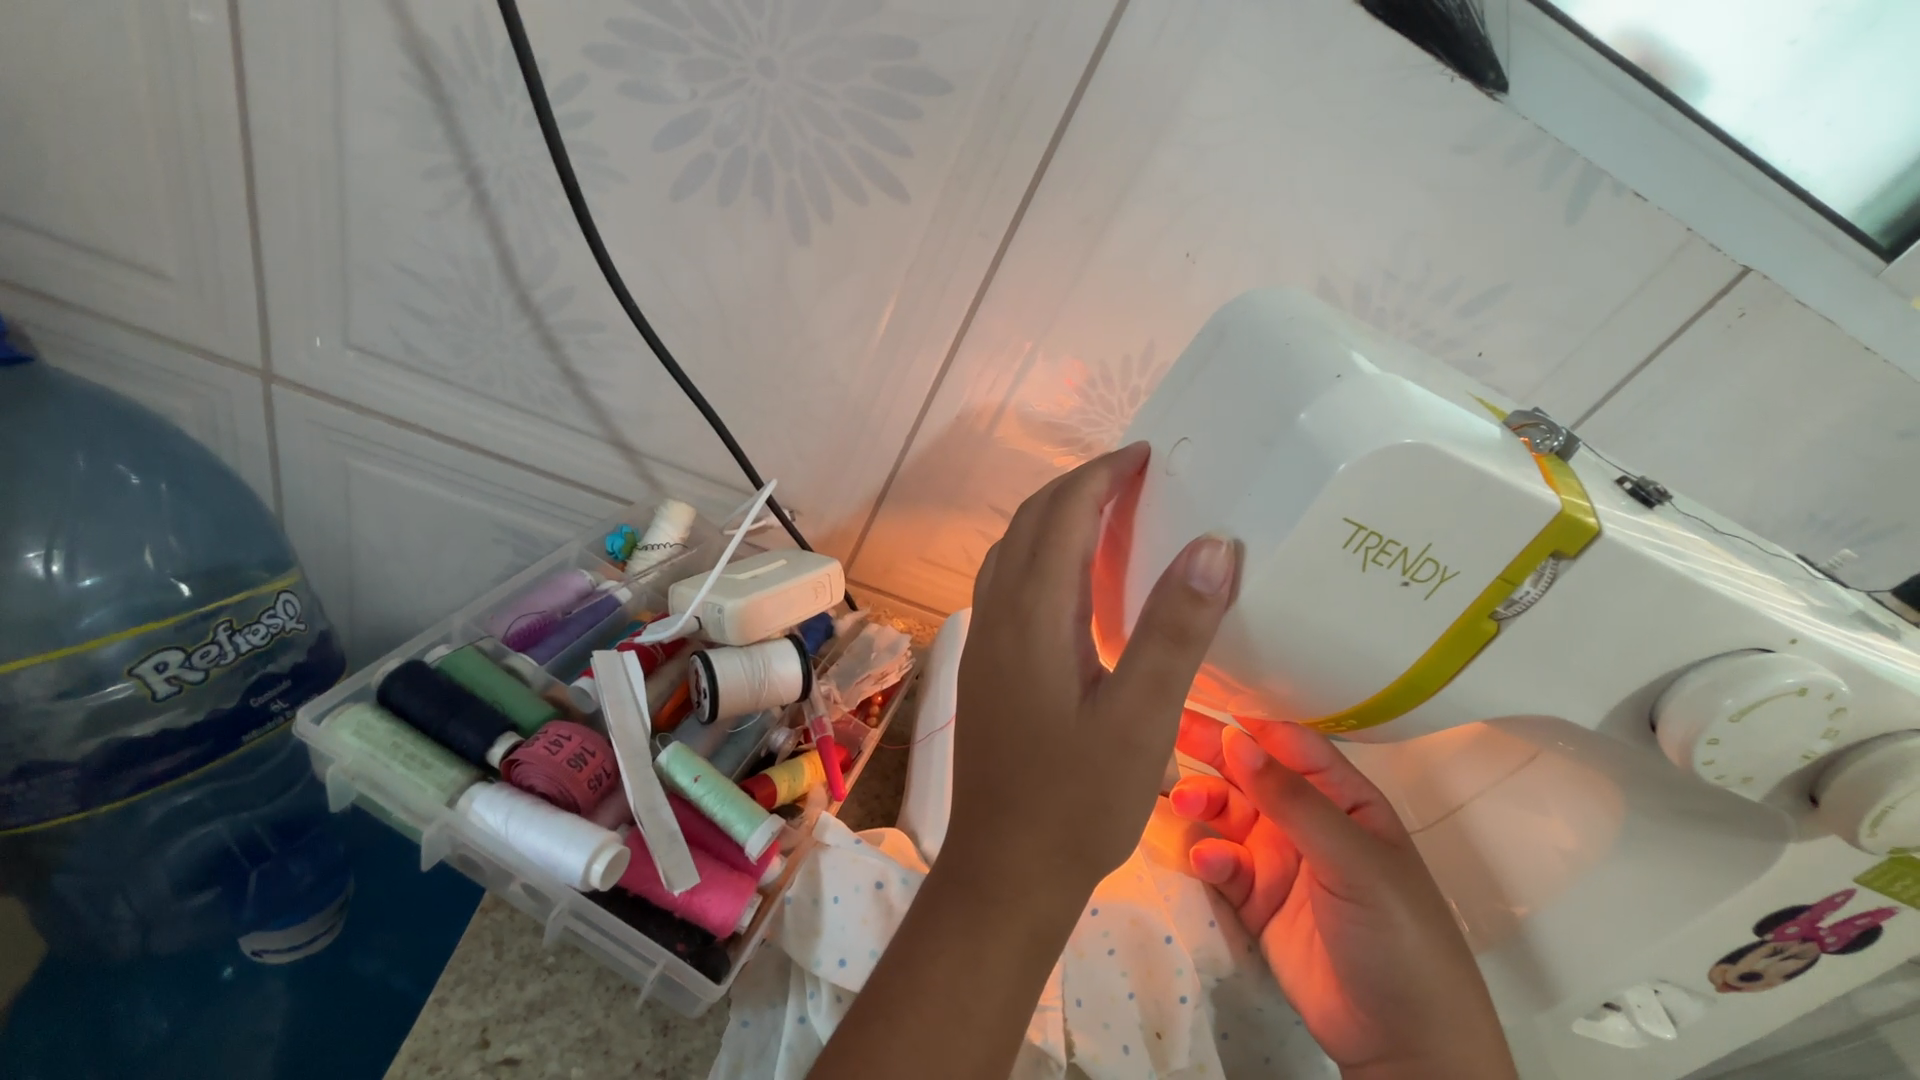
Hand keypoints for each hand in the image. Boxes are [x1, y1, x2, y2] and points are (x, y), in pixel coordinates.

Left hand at [949, 442, 1239, 893]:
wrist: (1005, 870)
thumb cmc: (1078, 802)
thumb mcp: (1142, 720)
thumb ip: (1175, 630)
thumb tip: (1214, 543)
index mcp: (1033, 616)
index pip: (1063, 516)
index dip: (1103, 476)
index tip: (1148, 455)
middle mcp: (998, 616)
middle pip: (1030, 524)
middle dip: (1079, 487)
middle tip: (1137, 478)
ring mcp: (984, 643)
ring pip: (1013, 553)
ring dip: (1055, 520)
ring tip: (1108, 516)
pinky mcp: (985, 668)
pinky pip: (1009, 585)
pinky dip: (1042, 557)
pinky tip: (1074, 585)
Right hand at [1171, 714, 1515, 1079]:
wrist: (1403, 1043)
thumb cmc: (1398, 936)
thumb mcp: (1353, 860)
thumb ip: (1293, 800)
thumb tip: (1235, 739)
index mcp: (1344, 801)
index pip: (1292, 746)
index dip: (1250, 724)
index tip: (1203, 702)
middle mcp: (1307, 822)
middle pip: (1251, 774)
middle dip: (1211, 751)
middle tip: (1165, 729)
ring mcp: (1278, 862)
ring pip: (1227, 814)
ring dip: (1203, 803)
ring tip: (1182, 803)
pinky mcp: (1255, 901)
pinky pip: (1221, 864)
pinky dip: (1208, 858)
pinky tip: (1206, 863)